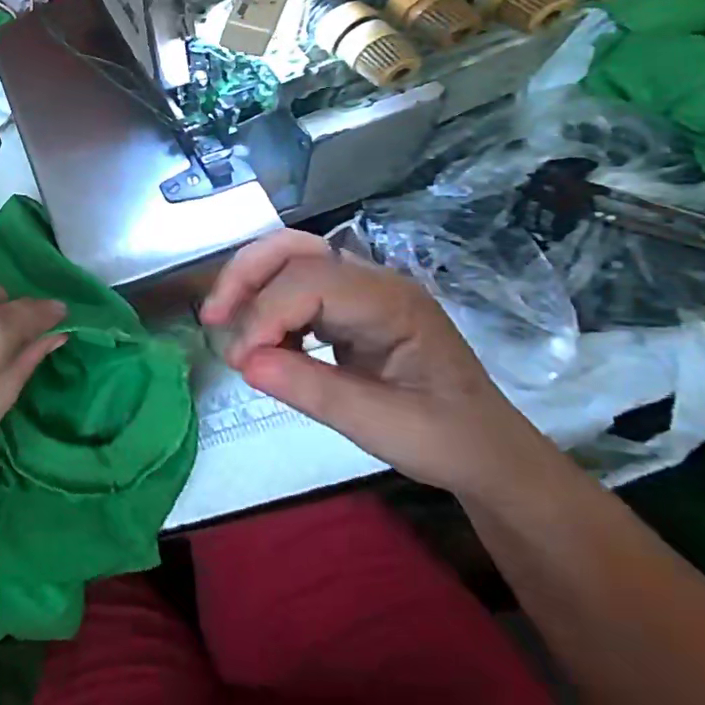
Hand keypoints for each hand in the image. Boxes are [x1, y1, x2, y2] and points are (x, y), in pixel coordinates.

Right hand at [201, 230, 561, 498]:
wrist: (492, 455)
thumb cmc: (448, 442)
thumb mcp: (384, 428)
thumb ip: (313, 391)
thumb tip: (242, 362)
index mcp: (393, 304)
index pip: (310, 282)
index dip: (265, 313)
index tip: (240, 361)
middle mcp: (375, 283)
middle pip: (294, 248)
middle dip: (245, 275)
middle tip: (212, 317)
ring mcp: (362, 291)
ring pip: (290, 259)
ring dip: (249, 284)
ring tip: (224, 324)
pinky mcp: (349, 308)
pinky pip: (296, 286)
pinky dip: (266, 304)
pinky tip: (260, 340)